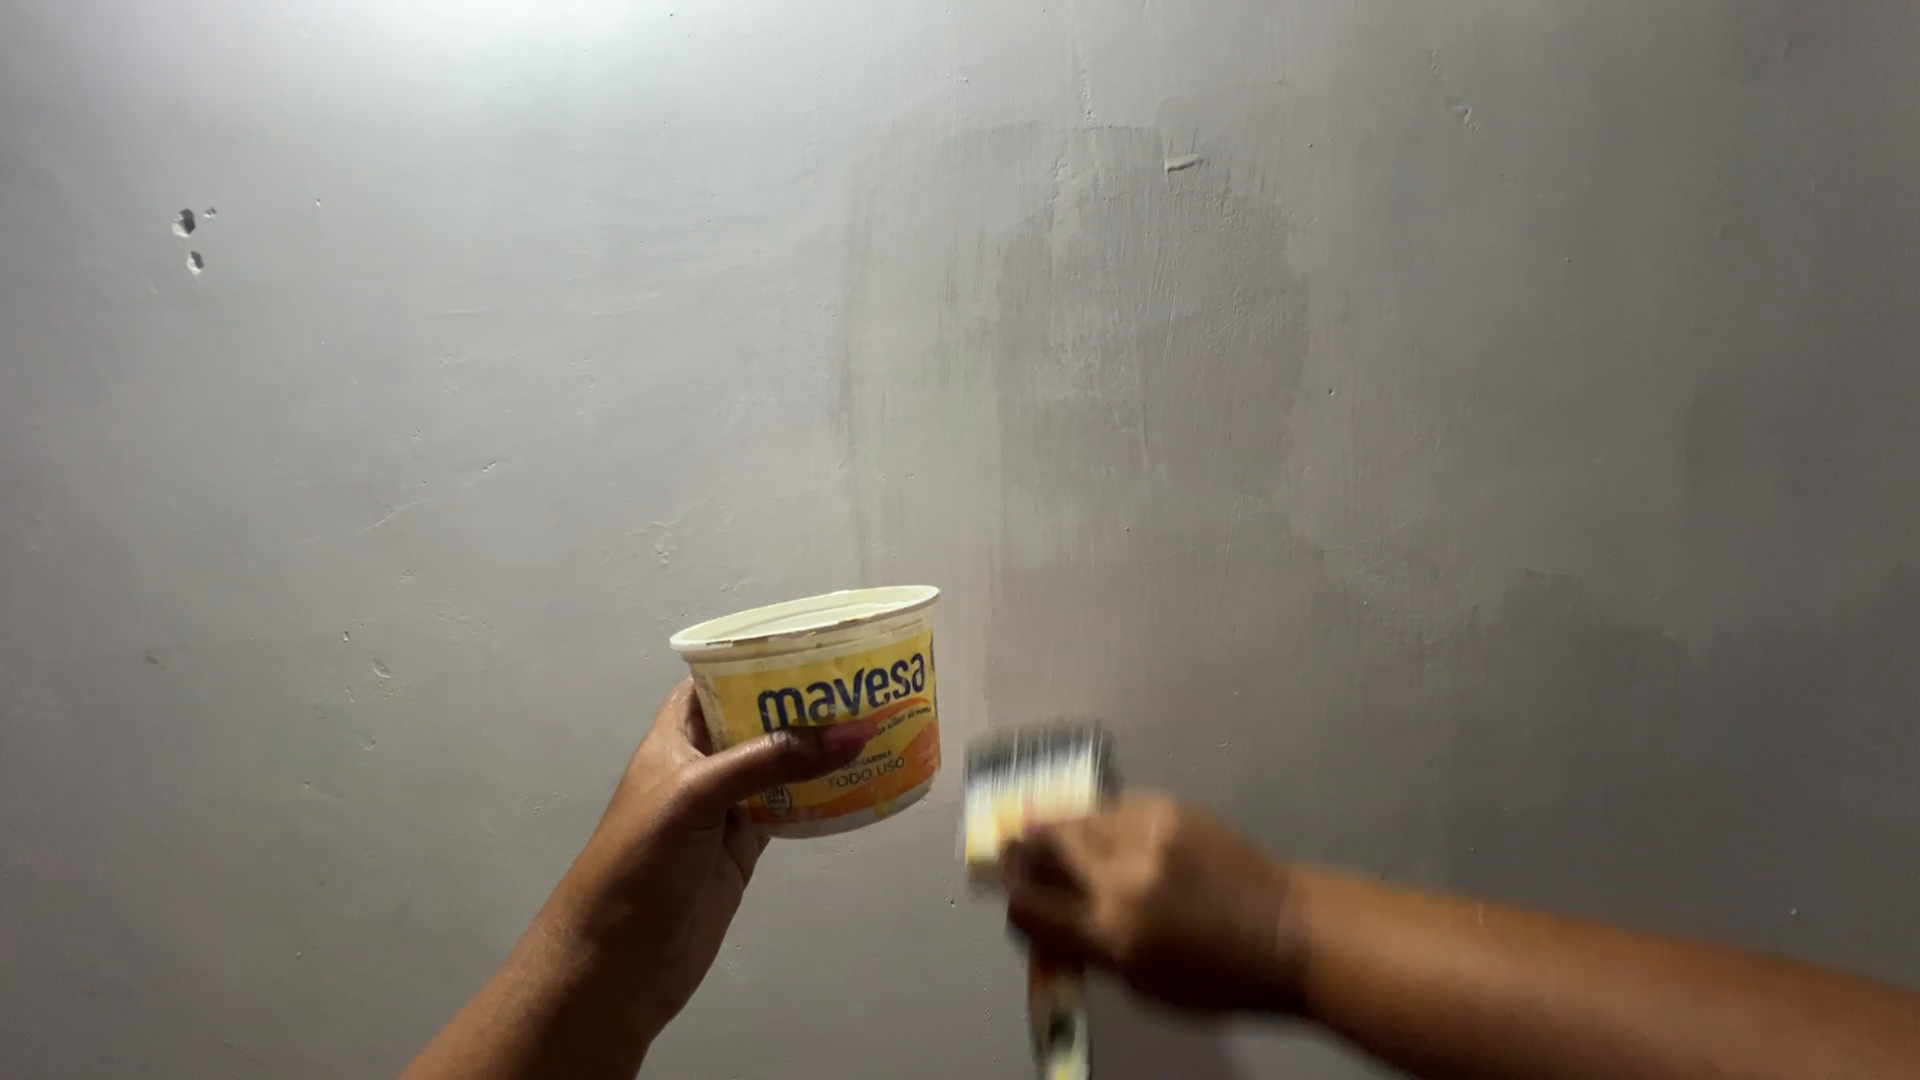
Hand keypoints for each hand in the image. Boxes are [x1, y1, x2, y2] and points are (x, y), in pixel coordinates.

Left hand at [544, 680, 877, 1042]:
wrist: (615, 965)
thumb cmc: (639, 860)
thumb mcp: (697, 794)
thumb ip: (770, 760)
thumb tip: (852, 734)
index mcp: (678, 733)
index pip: (721, 678)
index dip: (762, 659)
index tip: (815, 645)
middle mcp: (705, 760)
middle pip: (761, 717)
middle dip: (805, 702)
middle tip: (861, 683)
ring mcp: (729, 802)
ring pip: (782, 760)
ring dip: (819, 747)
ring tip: (872, 721)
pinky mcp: (747, 840)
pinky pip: (793, 803)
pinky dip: (822, 792)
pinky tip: (858, 777)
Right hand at [1002, 794, 1301, 1013]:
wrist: (1284, 930)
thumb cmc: (1214, 975)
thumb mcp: (1142, 985)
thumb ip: (1084, 949)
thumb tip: (1039, 918)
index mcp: (1113, 933)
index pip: (1030, 907)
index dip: (1011, 896)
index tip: (1006, 887)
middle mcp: (1121, 877)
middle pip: (1045, 845)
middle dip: (1022, 847)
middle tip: (1011, 844)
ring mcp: (1145, 834)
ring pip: (1076, 816)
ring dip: (1058, 826)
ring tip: (1050, 829)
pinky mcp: (1167, 806)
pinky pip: (1114, 805)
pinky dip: (1101, 818)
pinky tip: (1106, 828)